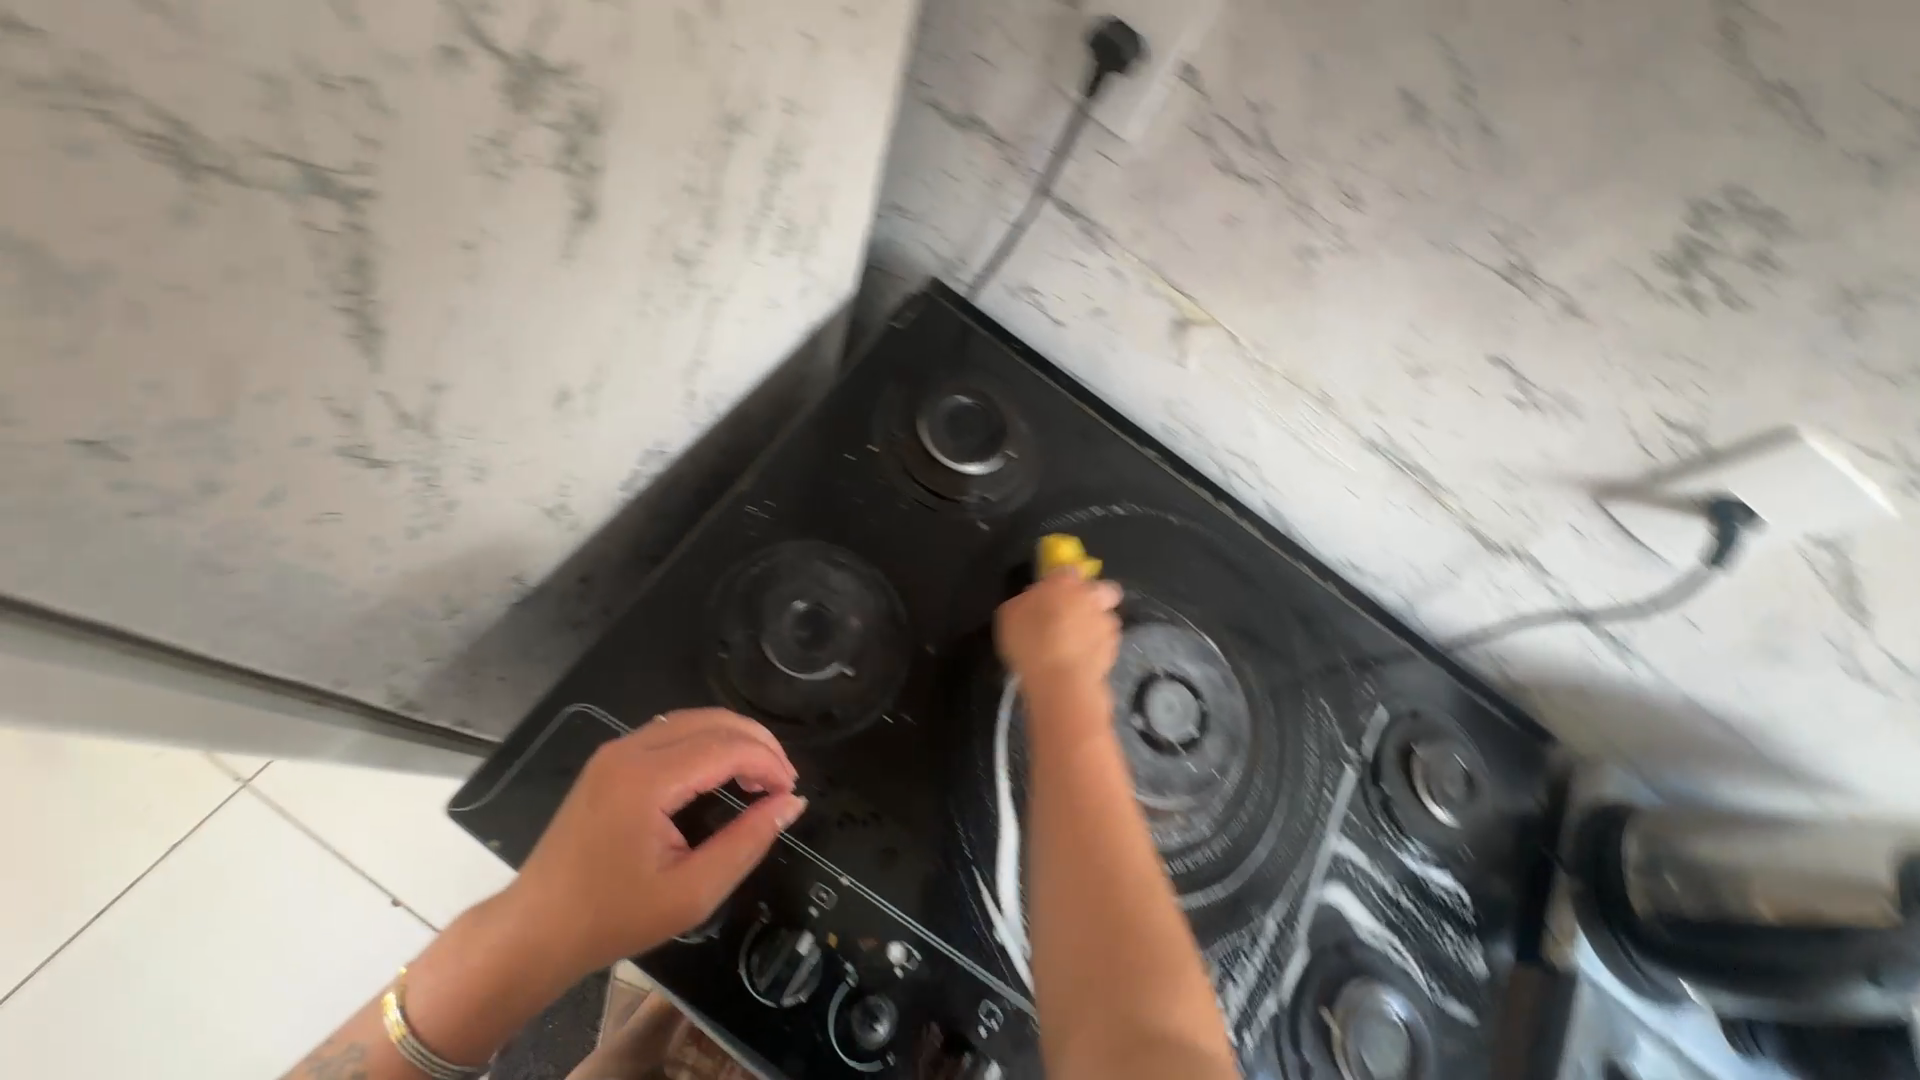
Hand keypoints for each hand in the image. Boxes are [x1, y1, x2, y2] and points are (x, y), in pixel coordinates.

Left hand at [501, 708, 806, 979]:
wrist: (535, 931)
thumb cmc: (614, 918)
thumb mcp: (693, 892)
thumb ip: (748, 841)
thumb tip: (791, 803)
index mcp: (646, 780)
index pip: (726, 746)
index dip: (769, 762)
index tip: (792, 792)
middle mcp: (629, 751)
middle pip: (712, 721)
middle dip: (757, 743)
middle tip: (783, 781)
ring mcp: (615, 752)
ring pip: (692, 720)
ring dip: (734, 739)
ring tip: (761, 776)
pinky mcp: (609, 762)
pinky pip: (671, 733)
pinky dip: (707, 743)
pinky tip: (723, 771)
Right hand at [995, 569, 1123, 694]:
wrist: (1060, 679)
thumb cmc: (1029, 641)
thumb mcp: (1009, 616)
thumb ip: (1025, 601)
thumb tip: (1033, 600)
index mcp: (1064, 581)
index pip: (1069, 570)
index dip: (1063, 582)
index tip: (1054, 594)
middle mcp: (1091, 596)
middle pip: (1103, 589)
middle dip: (1095, 597)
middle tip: (1077, 614)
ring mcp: (1106, 622)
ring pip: (1106, 618)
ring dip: (1096, 626)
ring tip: (1077, 645)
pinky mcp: (1115, 648)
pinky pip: (1106, 643)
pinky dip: (1096, 649)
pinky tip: (1081, 662)